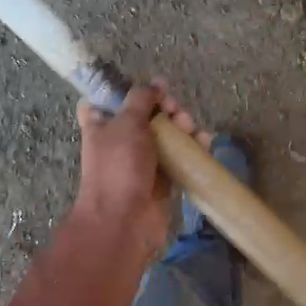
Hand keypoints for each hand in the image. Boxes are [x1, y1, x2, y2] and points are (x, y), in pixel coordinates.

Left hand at [71, 79, 209, 264]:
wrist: (123, 222)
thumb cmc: (118, 166)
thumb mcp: (127, 122)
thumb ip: (141, 99)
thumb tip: (155, 84)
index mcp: (100, 124)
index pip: (109, 99)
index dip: (130, 91)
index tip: (151, 88)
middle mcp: (119, 140)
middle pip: (146, 114)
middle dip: (165, 108)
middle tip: (175, 109)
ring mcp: (141, 161)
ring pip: (165, 135)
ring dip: (181, 126)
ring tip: (190, 127)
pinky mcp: (161, 179)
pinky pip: (179, 157)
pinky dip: (192, 147)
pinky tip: (204, 141)